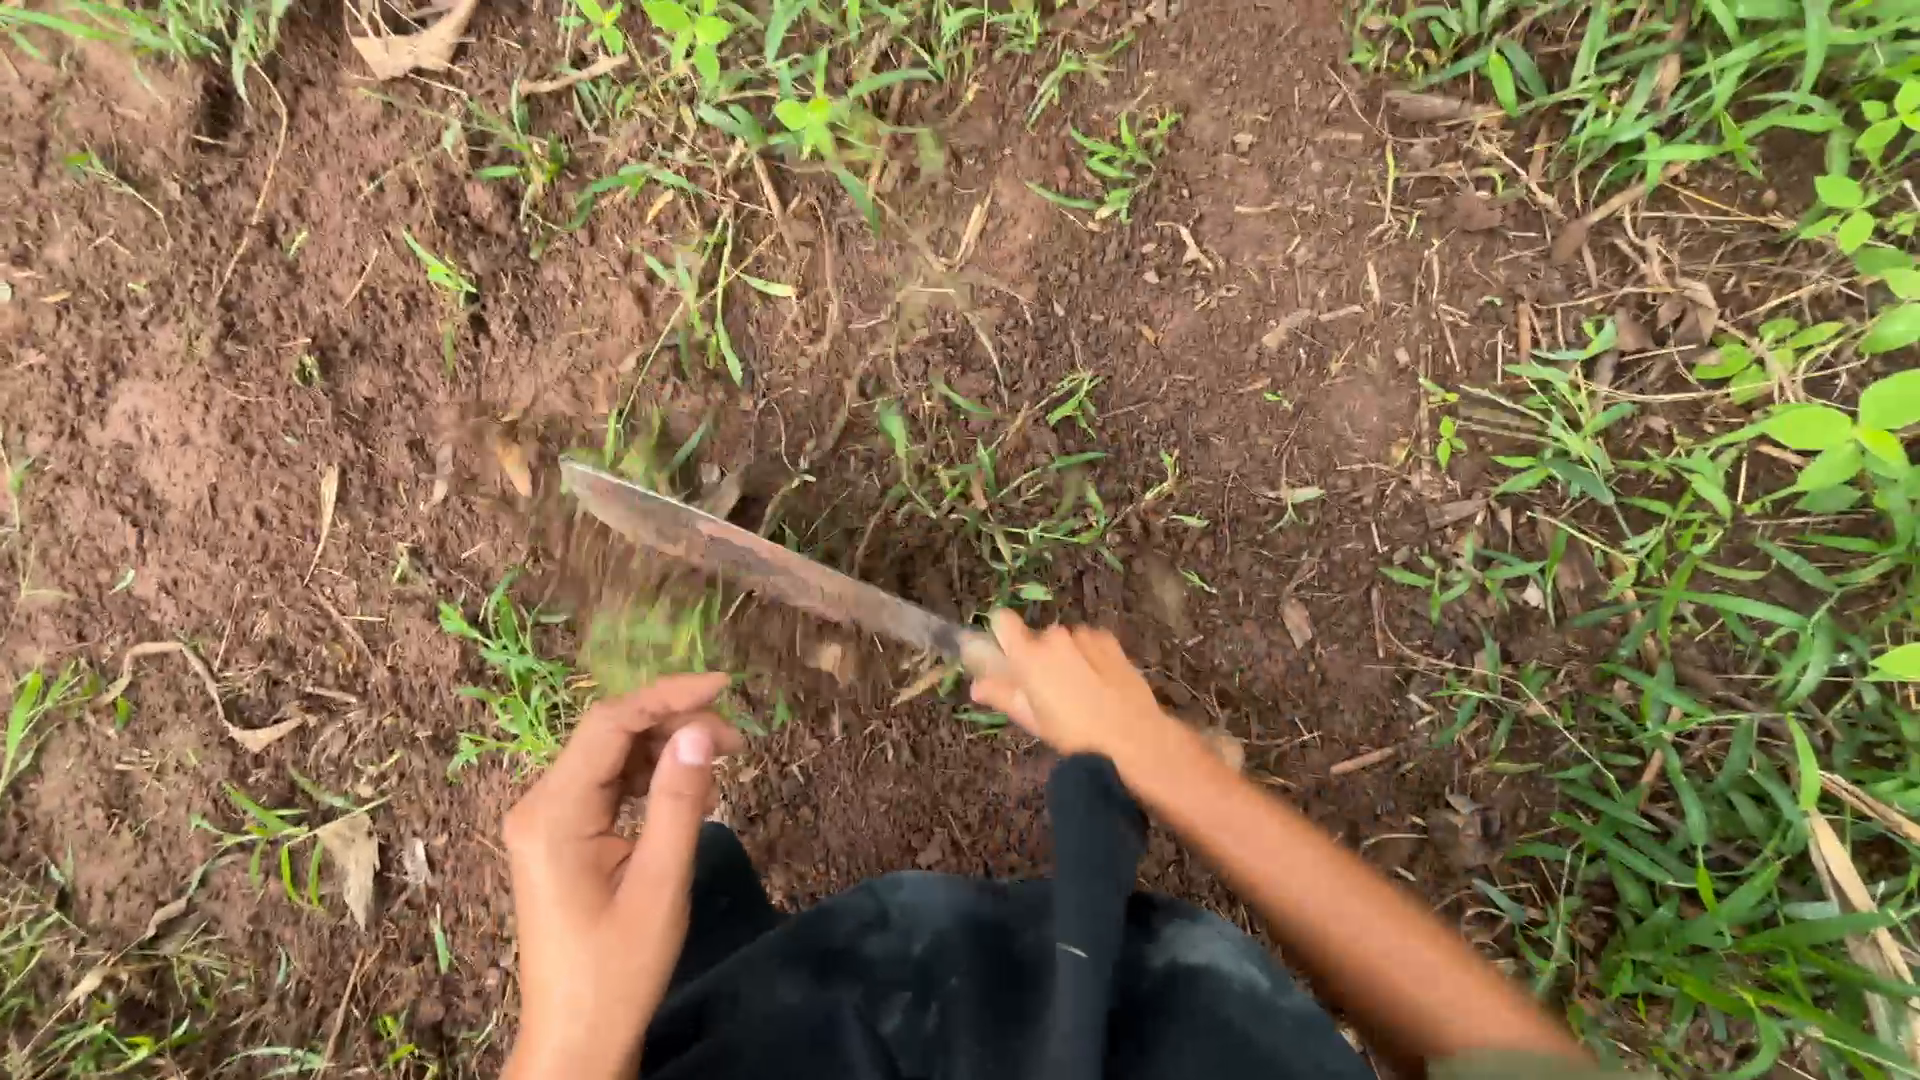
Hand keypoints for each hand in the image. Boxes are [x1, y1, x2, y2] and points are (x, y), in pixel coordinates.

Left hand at [501, 672, 741, 1079]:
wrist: (577, 1037)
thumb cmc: (619, 968)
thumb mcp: (660, 883)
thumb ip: (680, 800)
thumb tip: (701, 730)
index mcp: (554, 813)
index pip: (610, 724)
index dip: (668, 694)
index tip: (724, 685)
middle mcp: (541, 804)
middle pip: (612, 733)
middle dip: (675, 724)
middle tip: (734, 743)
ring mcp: (549, 819)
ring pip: (614, 754)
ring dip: (667, 749)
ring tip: (720, 766)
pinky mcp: (564, 834)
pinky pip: (610, 782)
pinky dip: (652, 776)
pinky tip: (688, 792)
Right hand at [969, 610, 1193, 782]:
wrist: (1133, 735)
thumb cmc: (1075, 734)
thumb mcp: (1033, 720)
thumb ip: (1002, 696)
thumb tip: (977, 686)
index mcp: (1029, 655)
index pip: (1002, 621)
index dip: (1003, 636)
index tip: (1008, 656)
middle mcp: (1054, 637)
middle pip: (1037, 638)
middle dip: (1039, 657)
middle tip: (1049, 689)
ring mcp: (1084, 635)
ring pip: (1064, 641)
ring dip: (1066, 657)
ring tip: (1080, 690)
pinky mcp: (1108, 639)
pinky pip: (1088, 642)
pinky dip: (1089, 656)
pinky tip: (1099, 682)